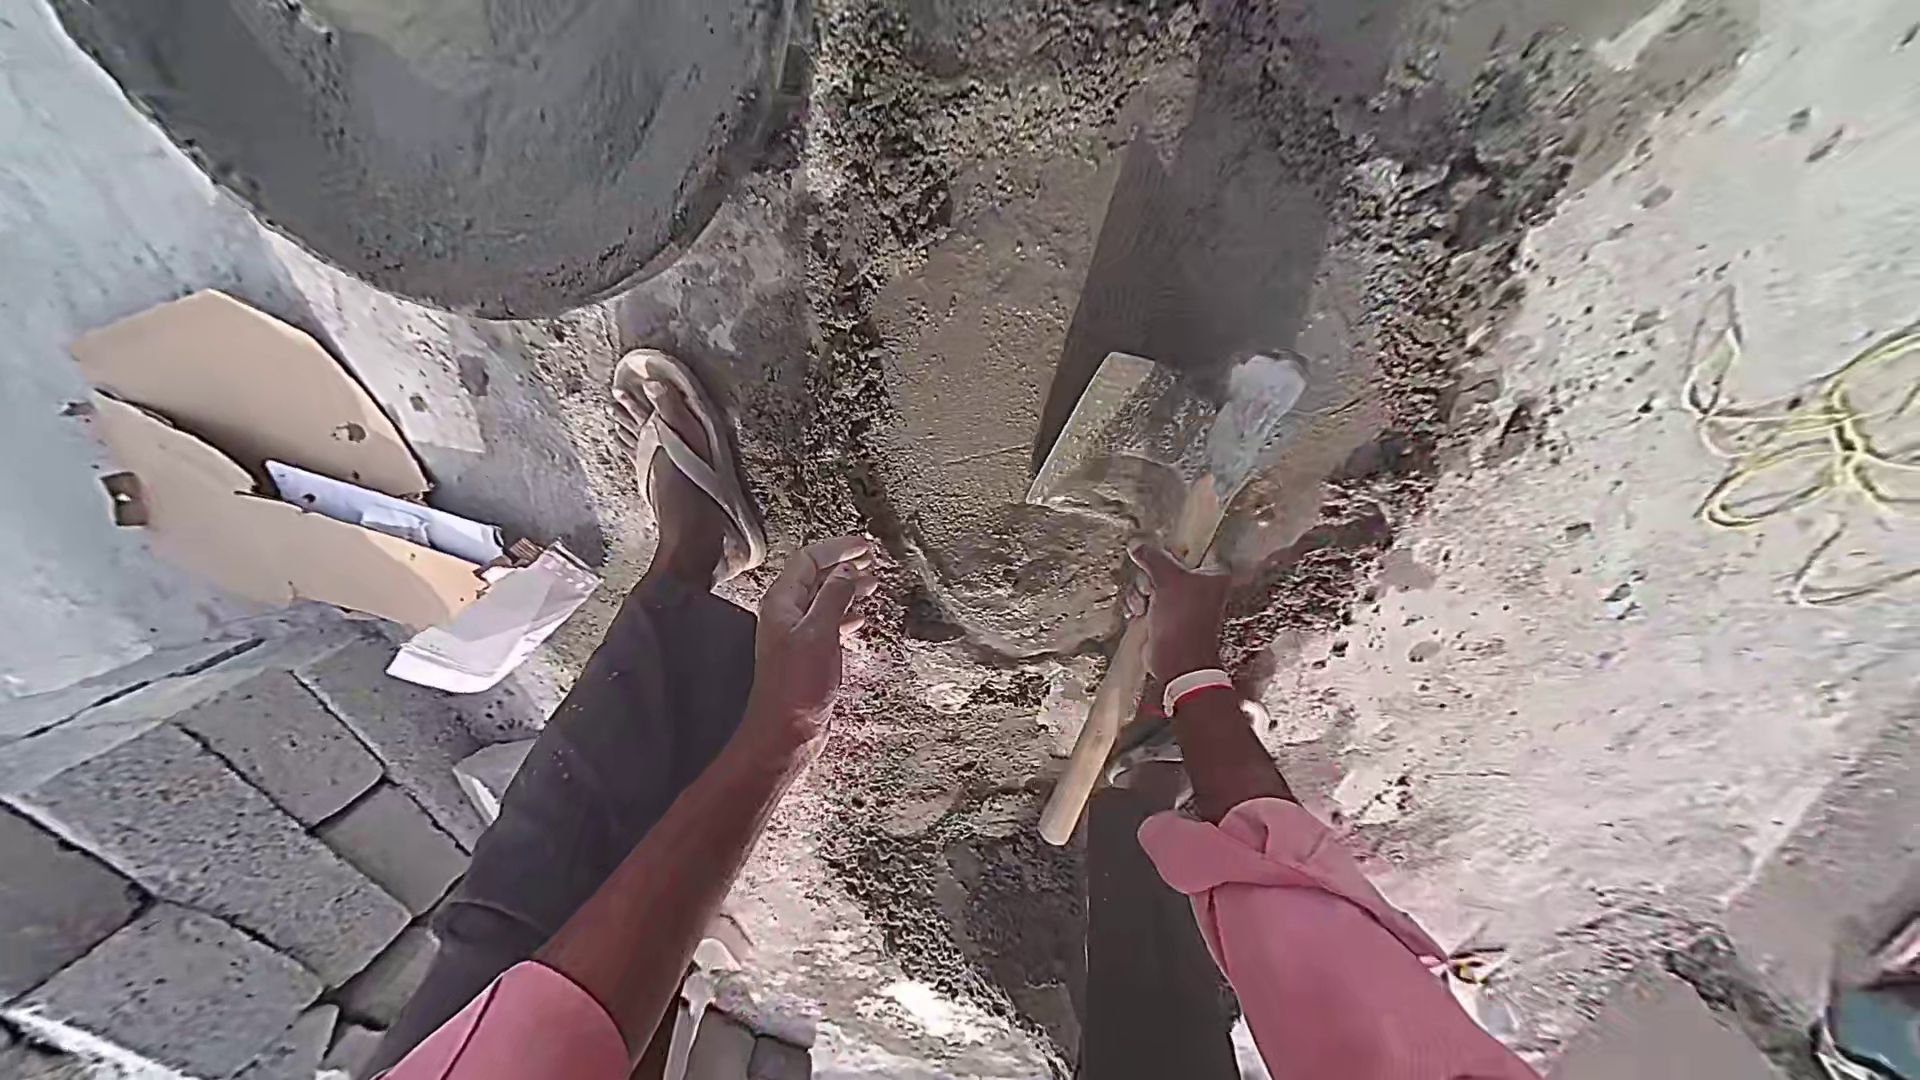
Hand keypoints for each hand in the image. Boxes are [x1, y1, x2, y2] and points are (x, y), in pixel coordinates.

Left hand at [744, 536, 877, 746]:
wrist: (788, 730)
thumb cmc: (798, 686)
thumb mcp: (820, 633)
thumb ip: (834, 597)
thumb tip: (846, 572)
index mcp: (782, 603)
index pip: (808, 560)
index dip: (836, 549)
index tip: (862, 546)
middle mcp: (787, 614)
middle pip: (815, 576)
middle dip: (843, 565)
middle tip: (869, 559)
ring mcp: (797, 633)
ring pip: (824, 598)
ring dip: (847, 588)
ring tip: (871, 582)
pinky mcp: (808, 652)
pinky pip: (829, 621)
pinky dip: (846, 613)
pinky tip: (860, 616)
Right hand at [1128, 543, 1229, 680]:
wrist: (1177, 661)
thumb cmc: (1182, 620)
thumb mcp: (1168, 580)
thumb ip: (1152, 557)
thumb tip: (1136, 542)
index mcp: (1211, 573)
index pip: (1189, 547)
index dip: (1170, 550)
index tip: (1157, 558)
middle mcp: (1198, 584)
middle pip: (1163, 564)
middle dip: (1149, 576)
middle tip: (1150, 588)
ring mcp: (1180, 600)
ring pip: (1150, 581)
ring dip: (1140, 592)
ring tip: (1144, 606)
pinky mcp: (1164, 614)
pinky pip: (1145, 598)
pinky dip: (1138, 604)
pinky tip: (1139, 614)